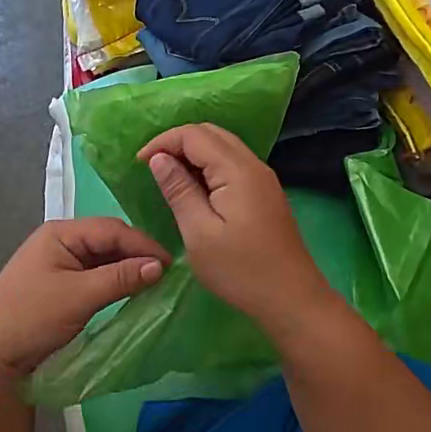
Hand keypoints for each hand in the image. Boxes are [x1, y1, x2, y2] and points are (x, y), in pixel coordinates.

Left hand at [0, 218, 170, 375]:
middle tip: (167, 273)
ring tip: (155, 281)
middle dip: (138, 254)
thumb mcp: (79, 296)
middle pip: (109, 240)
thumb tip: (160, 266)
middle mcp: (61, 241)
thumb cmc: (31, 319)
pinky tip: (134, 290)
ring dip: (128, 268)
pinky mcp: (62, 284)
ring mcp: (60, 263)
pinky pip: (97, 274)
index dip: (143, 245)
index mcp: (60, 233)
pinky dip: (116, 280)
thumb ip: (121, 278)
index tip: (171, 264)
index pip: (112, 229)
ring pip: (105, 258)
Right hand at [139, 124, 340, 331]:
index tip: (139, 164)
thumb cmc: (240, 270)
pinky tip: (195, 192)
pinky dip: (209, 168)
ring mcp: (264, 179)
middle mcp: (254, 165)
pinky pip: (233, 165)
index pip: (195, 134)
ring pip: (223, 148)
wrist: (291, 297)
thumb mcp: (199, 233)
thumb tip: (159, 158)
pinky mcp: (266, 193)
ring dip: (194, 155)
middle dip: (178, 143)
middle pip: (211, 134)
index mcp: (237, 170)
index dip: (163, 141)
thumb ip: (179, 190)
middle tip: (153, 169)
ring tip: (169, 180)